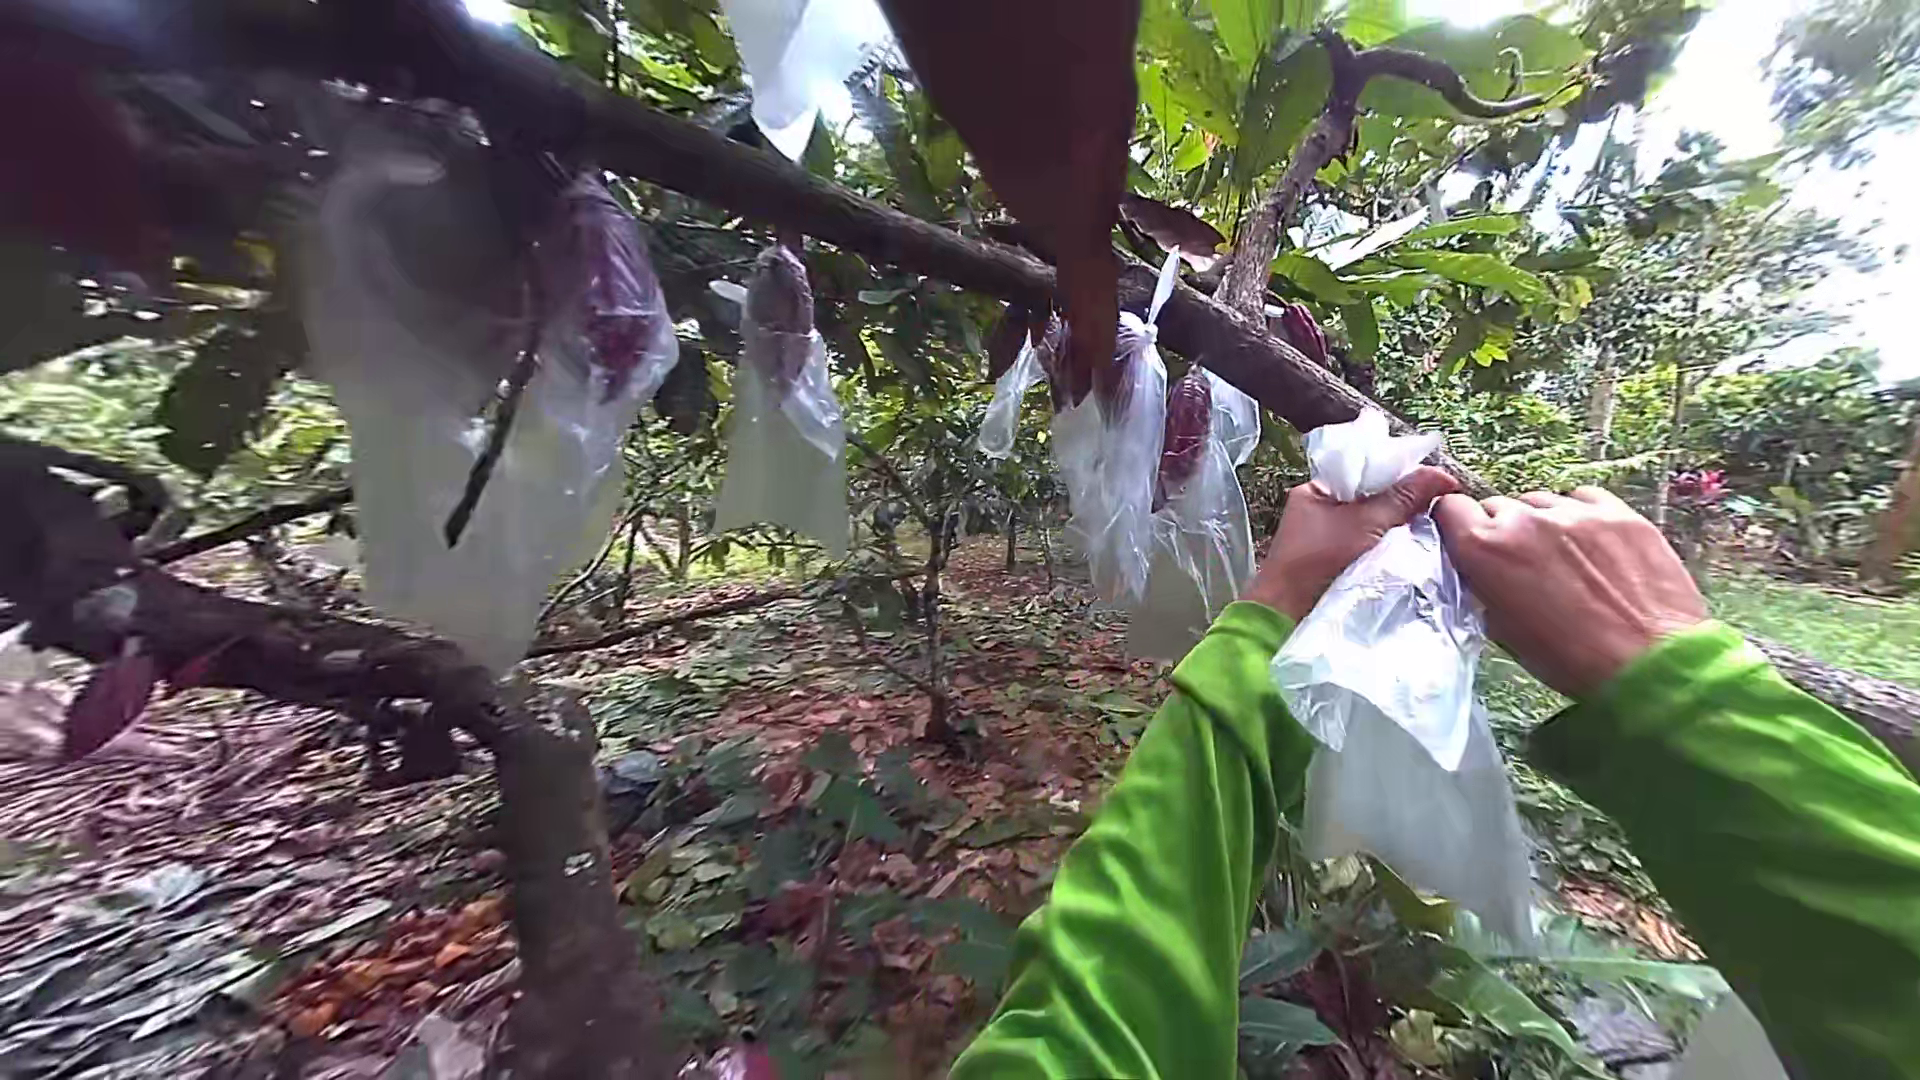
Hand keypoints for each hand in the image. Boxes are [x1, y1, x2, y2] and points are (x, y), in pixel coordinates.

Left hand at [1244, 466, 1459, 620]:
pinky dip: (1388, 541)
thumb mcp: (1365, 523)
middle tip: (1444, 503)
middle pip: (1371, 496)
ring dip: (1399, 522)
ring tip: (1436, 521)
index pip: (1364, 471)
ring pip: (1373, 519)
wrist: (1288, 608)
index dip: (1402, 475)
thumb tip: (1441, 474)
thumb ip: (1401, 498)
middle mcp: (1318, 507)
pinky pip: (1369, 540)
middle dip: (1404, 500)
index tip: (1440, 482)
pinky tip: (1416, 542)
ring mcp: (1326, 533)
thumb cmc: (1319, 559)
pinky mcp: (1334, 556)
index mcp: (1316, 491)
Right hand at [1432, 486, 1707, 697]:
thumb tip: (1475, 561)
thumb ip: (1477, 577)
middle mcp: (1522, 521)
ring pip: (1537, 501)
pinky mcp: (1620, 515)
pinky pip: (1582, 498)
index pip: (1449, 506)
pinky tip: (1583, 538)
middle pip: (1494, 505)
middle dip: (1498, 527)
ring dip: (1536, 521)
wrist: (1646, 662)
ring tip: (1554, 551)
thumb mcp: (1491, 618)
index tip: (1462, 535)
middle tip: (1514, 558)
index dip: (1454, 521)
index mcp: (1481, 546)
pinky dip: (1576, 513)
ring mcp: (1574, 514)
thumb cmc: (1560, 652)